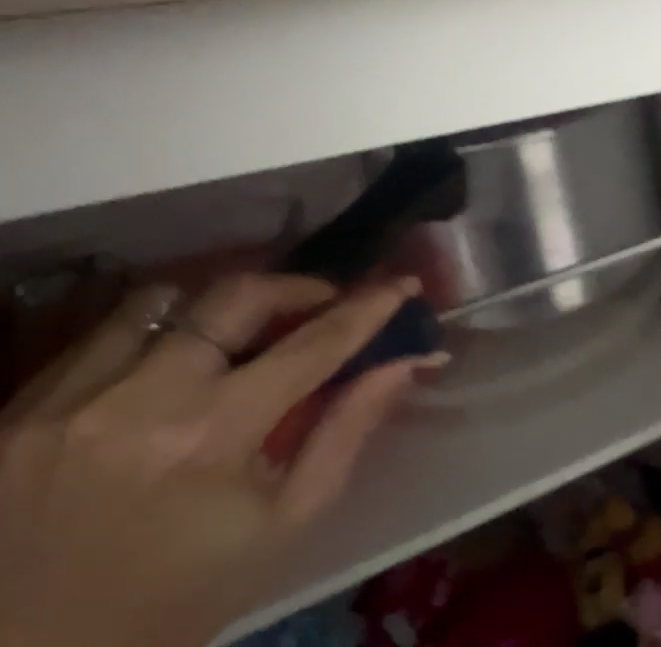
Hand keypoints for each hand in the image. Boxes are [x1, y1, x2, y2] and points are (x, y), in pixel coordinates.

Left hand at [0, 274, 441, 646]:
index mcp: (212, 436)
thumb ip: (346, 431)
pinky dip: (152, 336)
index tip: (403, 284)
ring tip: (241, 334)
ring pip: (161, 302)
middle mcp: (137, 400)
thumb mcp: (285, 523)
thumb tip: (404, 360)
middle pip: (233, 297)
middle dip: (296, 289)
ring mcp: (65, 401)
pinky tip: (172, 367)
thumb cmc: (180, 592)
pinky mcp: (15, 411)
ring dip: (217, 310)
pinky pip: (99, 338)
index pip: (313, 344)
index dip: (368, 307)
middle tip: (322, 305)